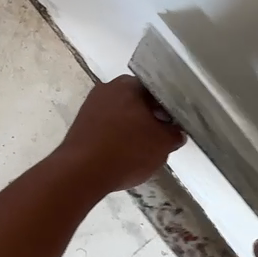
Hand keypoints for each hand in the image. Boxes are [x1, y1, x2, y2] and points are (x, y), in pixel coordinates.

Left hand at [52, 75, 186, 194]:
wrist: (81, 172)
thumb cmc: (127, 151)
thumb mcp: (162, 144)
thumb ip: (174, 134)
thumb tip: (176, 132)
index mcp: (128, 84)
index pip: (156, 89)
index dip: (170, 107)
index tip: (176, 123)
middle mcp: (107, 88)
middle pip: (137, 101)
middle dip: (151, 117)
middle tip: (163, 137)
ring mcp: (90, 106)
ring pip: (121, 114)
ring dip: (133, 127)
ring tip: (144, 148)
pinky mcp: (81, 124)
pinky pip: (106, 127)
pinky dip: (117, 136)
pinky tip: (124, 153)